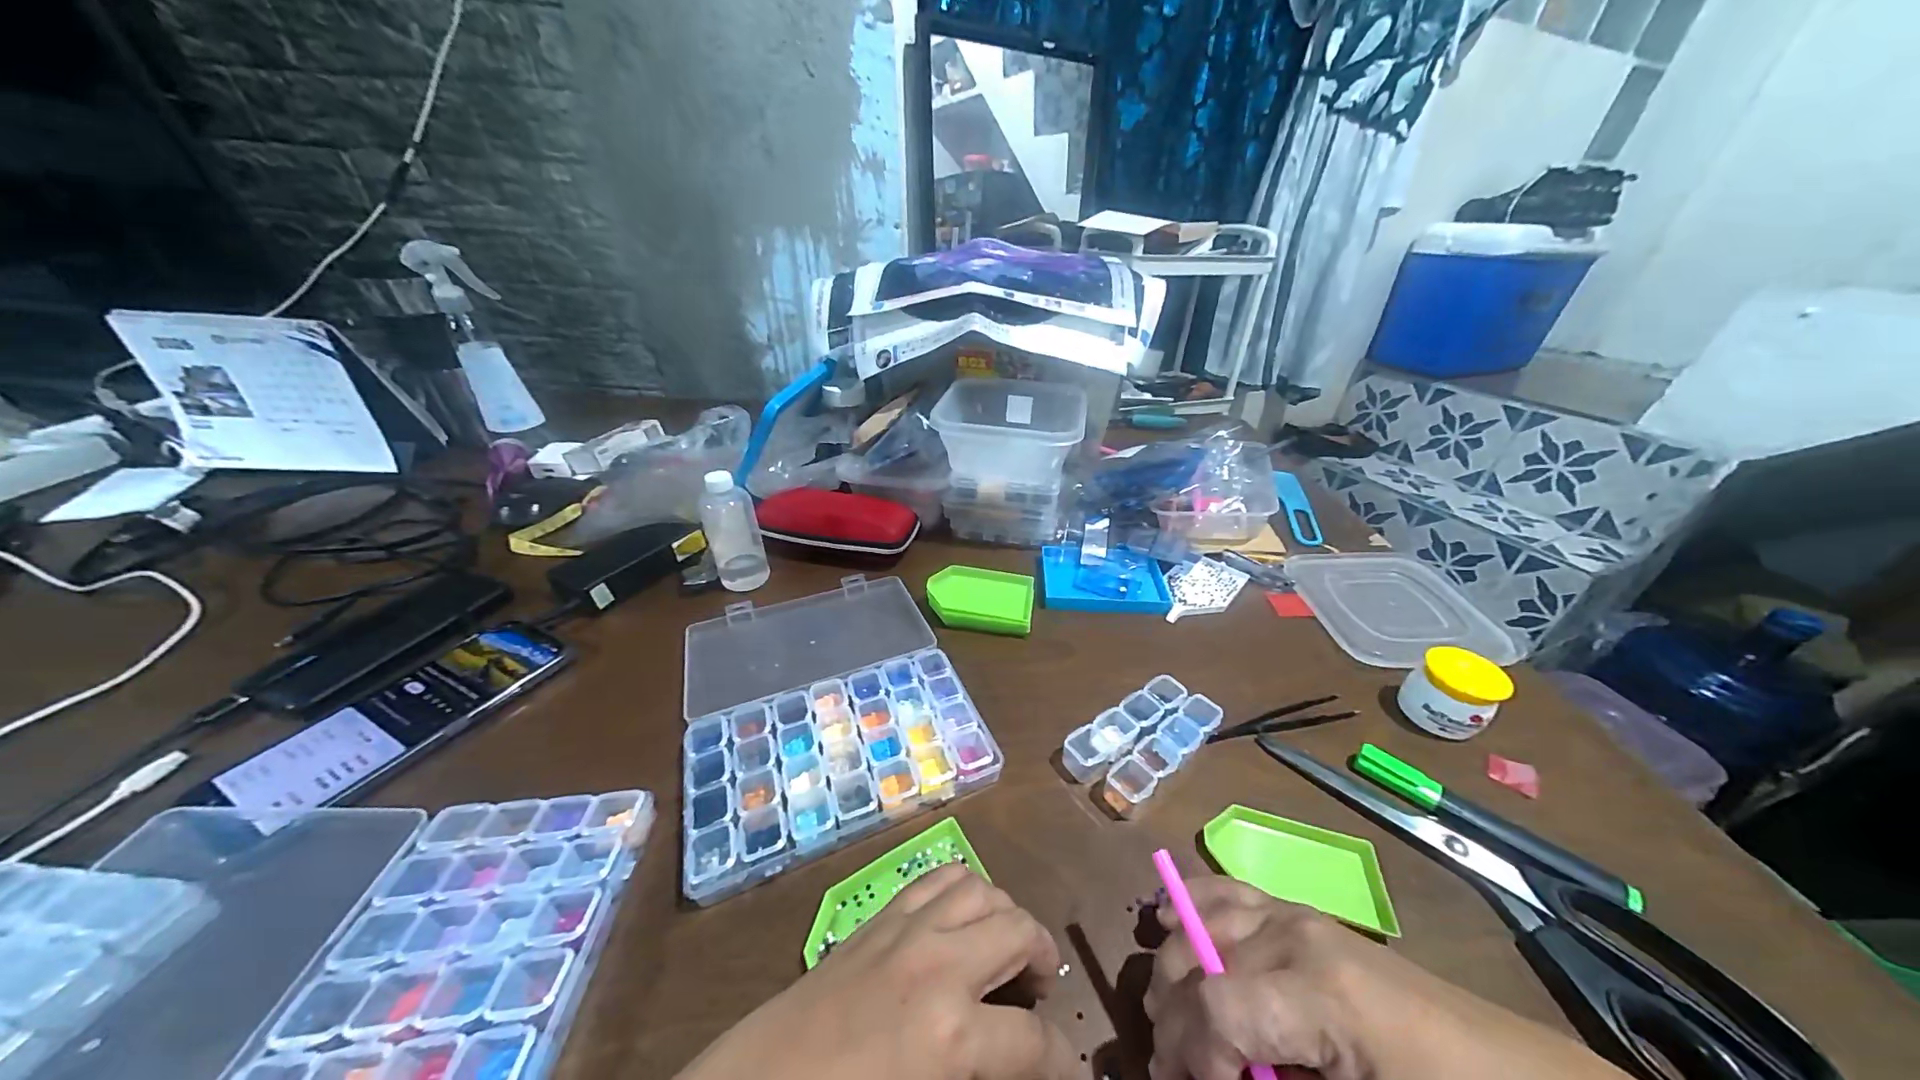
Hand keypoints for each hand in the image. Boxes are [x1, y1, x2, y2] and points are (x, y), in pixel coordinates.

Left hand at [675, 863, 1077, 1079]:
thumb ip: (981, 1069)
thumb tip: (1019, 1062)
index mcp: (950, 1034)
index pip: (1035, 1043)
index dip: (1063, 1062)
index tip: (1071, 1070)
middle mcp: (938, 964)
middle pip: (1019, 931)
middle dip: (1044, 958)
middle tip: (1039, 989)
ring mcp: (907, 929)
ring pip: (981, 889)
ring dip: (1005, 914)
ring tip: (1005, 945)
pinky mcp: (882, 914)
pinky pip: (938, 878)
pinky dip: (964, 889)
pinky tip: (963, 916)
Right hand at [1146, 874, 1627, 1079]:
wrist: (1514, 1078)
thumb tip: (1200, 1076)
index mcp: (1316, 991)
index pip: (1211, 1007)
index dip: (1184, 1056)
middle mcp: (1294, 934)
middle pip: (1193, 961)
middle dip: (1172, 1022)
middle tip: (1177, 1072)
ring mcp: (1295, 912)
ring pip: (1198, 920)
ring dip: (1174, 972)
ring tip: (1177, 1022)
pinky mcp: (1300, 911)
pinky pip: (1226, 890)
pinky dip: (1189, 903)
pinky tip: (1170, 922)